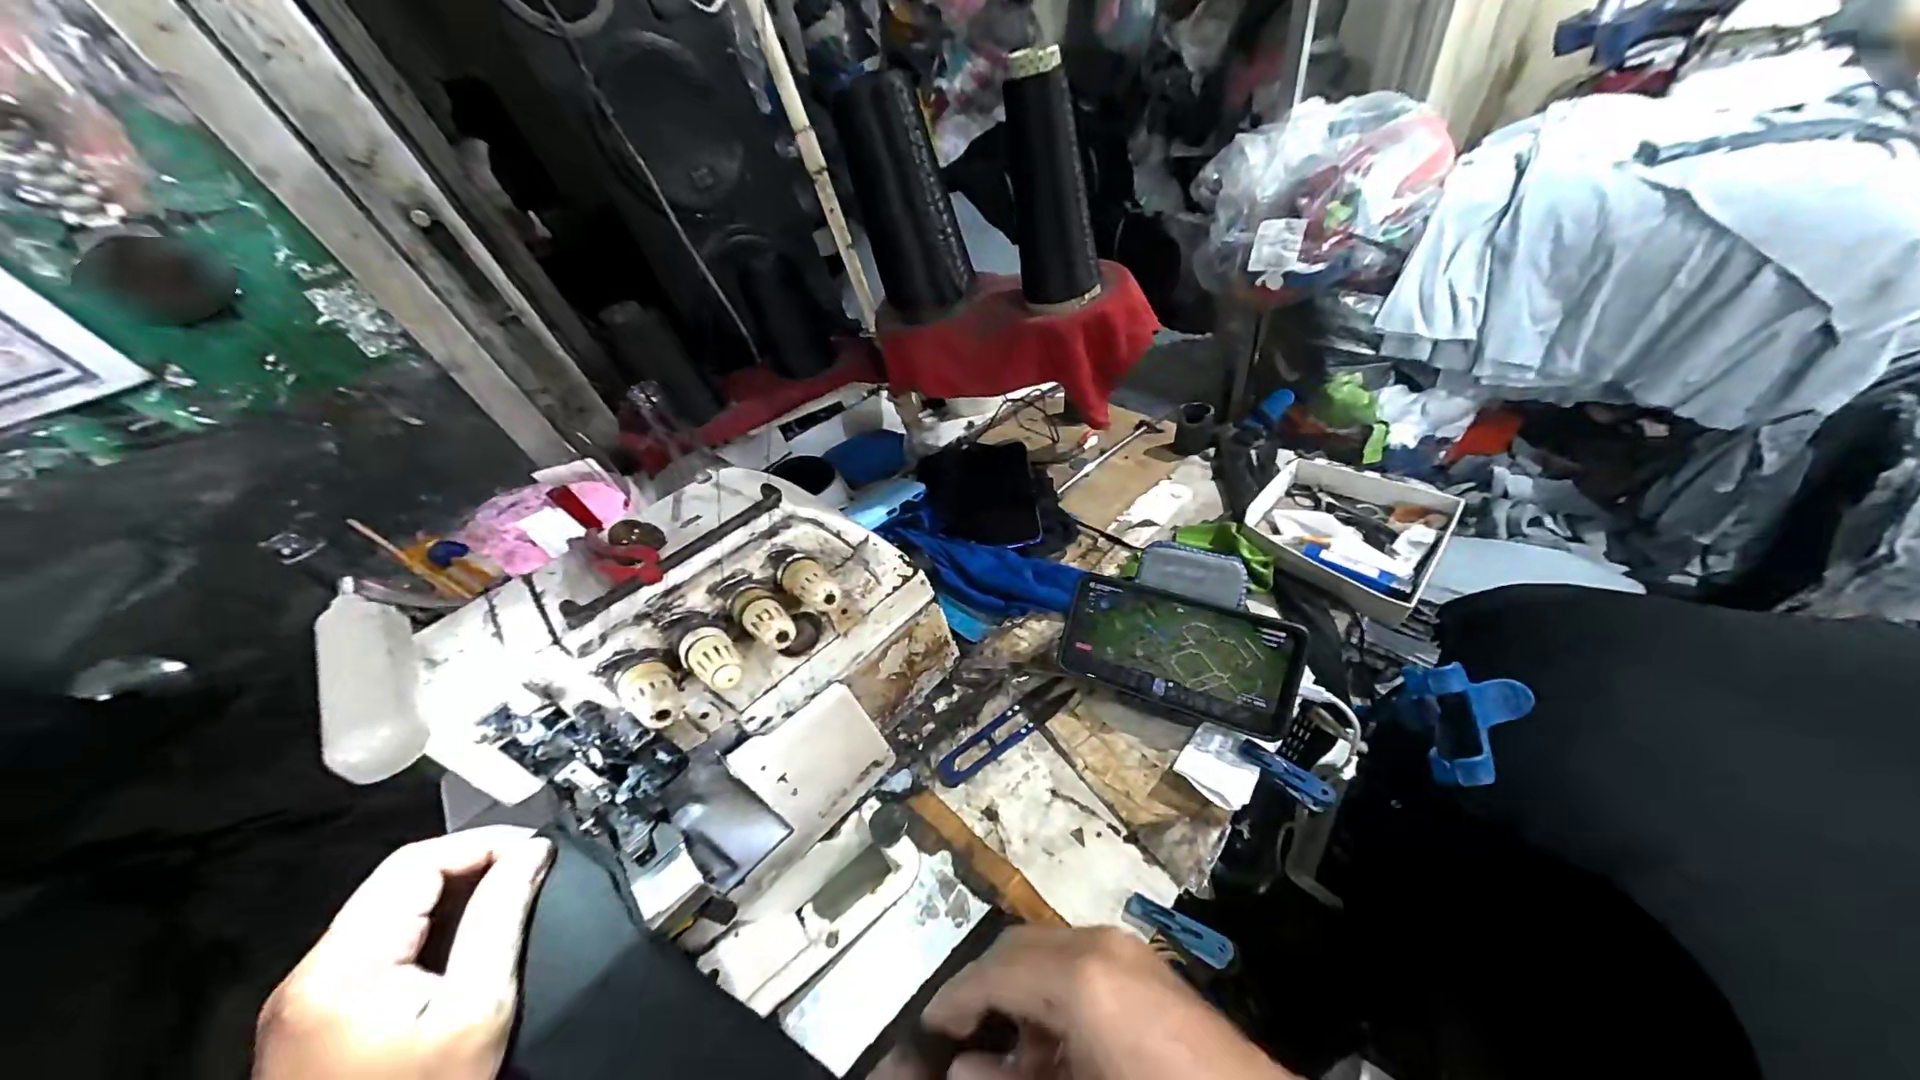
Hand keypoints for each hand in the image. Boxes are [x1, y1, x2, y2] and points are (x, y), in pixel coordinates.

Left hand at [253, 826, 554, 1079]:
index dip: (485, 843)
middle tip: (529, 869)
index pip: (417, 861)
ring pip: (390, 907)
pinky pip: (379, 942)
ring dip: (453, 893)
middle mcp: (309, 976)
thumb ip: (503, 917)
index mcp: (341, 967)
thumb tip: (532, 854)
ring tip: (507, 898)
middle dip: (472, 864)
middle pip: (399, 880)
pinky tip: (466, 939)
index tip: (536, 850)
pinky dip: (429, 926)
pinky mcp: (314, 1018)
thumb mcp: (479, 1007)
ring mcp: (305, 999)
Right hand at [879, 926, 1300, 1079]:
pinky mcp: (1144, 964)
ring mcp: (1126, 948)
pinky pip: (1077, 961)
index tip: (929, 1027)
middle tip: (957, 1034)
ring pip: (1044, 948)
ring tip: (1002, 1049)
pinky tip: (1050, 1042)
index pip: (994, 971)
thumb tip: (964, 1069)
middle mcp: (1099, 944)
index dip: (954, 999)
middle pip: (1016, 946)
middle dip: (981, 986)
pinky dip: (1049, 992)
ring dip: (1015, 989)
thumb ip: (1013, 1079)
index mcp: (1081, 975)